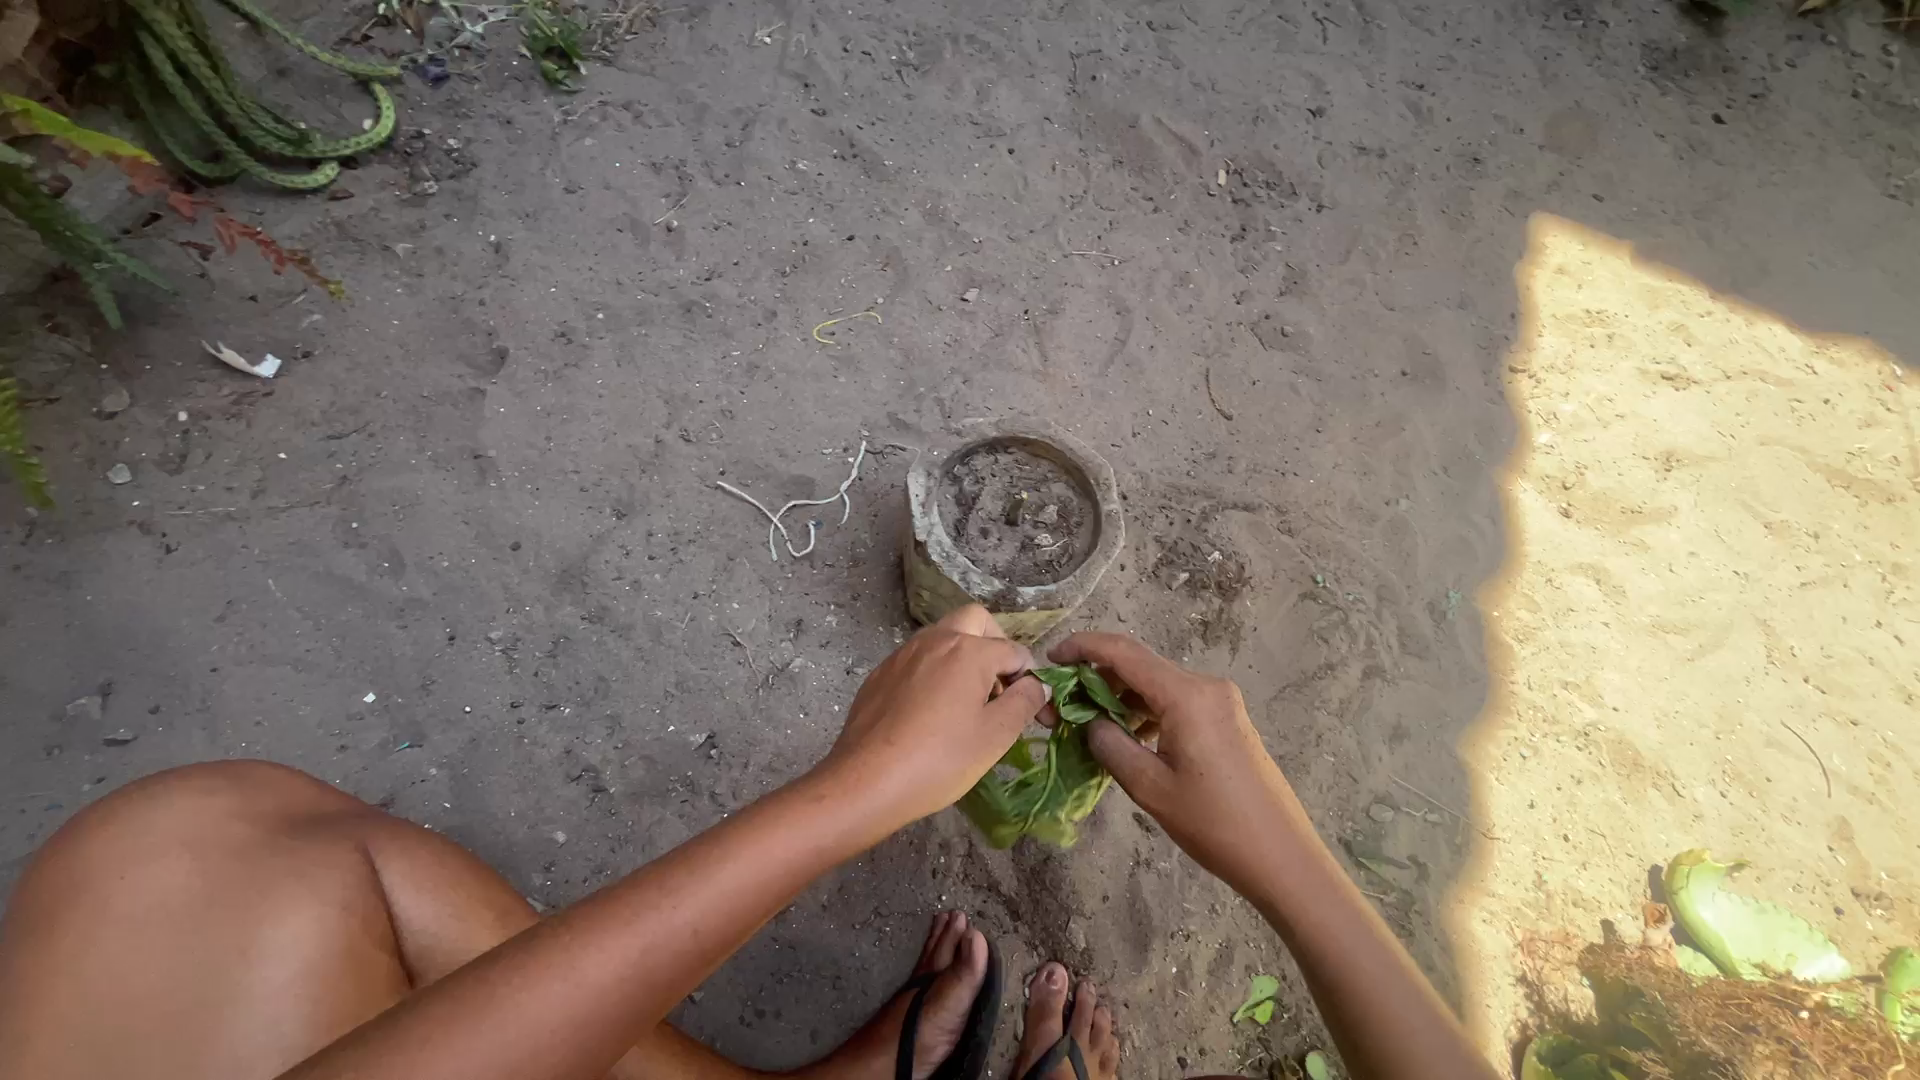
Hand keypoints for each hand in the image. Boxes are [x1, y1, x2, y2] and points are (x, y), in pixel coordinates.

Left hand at [819, 606, 1048, 826]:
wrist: (867, 781)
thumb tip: (1037, 685)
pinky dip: (934, 672)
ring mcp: (904, 653)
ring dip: (963, 657)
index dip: (1031, 680)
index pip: (1015, 651)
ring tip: (967, 703)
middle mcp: (936, 640)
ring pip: (944, 637)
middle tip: (999, 687)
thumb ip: (1023, 702)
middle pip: (976, 621)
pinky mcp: (882, 672)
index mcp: (969, 651)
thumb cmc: (939, 759)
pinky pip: (918, 659)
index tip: (1034, 713)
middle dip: (995, 646)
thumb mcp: (995, 736)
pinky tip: (930, 713)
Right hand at [1051, 633, 1311, 896]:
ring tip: (1088, 724)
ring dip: (1119, 696)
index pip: (1122, 652)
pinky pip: (1174, 700)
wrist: (1283, 857)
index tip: (1051, 658)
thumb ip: (1110, 745)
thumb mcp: (1149, 787)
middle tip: (1063, 705)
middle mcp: (1204, 685)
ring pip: (1155, 683)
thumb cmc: (1215, 824)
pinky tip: (1127, 736)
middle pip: (1138, 664)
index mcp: (1186, 695)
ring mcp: (1219, 701)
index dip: (1082, 647)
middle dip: (1096, 677)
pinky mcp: (1226, 718)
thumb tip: (1090, 723)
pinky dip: (1144, 710)